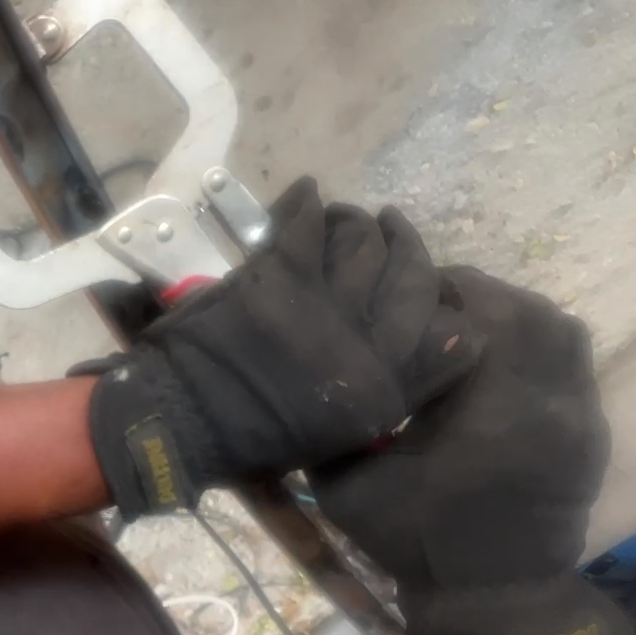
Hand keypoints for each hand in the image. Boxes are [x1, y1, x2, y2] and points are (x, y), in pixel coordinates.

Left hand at [83, 177, 479, 517]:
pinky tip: (305, 193)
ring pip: (363, 245)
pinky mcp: (280, 275)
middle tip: (392, 227)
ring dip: (356, 224)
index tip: (427, 287)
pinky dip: (303, 204)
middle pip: (413, 280)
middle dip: (406, 248)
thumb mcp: (326, 438)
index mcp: (383, 392)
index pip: (449, 338)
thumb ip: (366, 400)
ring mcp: (325, 305)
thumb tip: (390, 365)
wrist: (186, 418)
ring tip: (346, 217)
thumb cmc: (245, 441)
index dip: (440, 305)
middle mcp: (368, 344)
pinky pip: (305, 224)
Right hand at [310, 267, 635, 634]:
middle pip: (526, 311)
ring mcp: (578, 416)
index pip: (477, 318)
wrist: (493, 599)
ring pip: (559, 328)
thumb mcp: (345, 488)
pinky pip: (567, 358)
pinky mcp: (588, 428)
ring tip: (457, 322)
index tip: (396, 296)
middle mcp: (547, 405)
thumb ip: (337, 423)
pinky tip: (484, 359)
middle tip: (422, 300)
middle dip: (475, 294)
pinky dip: (528, 341)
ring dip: (508, 313)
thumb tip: (322, 371)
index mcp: (488, 416)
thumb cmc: (413, 542)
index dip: (437, 294)